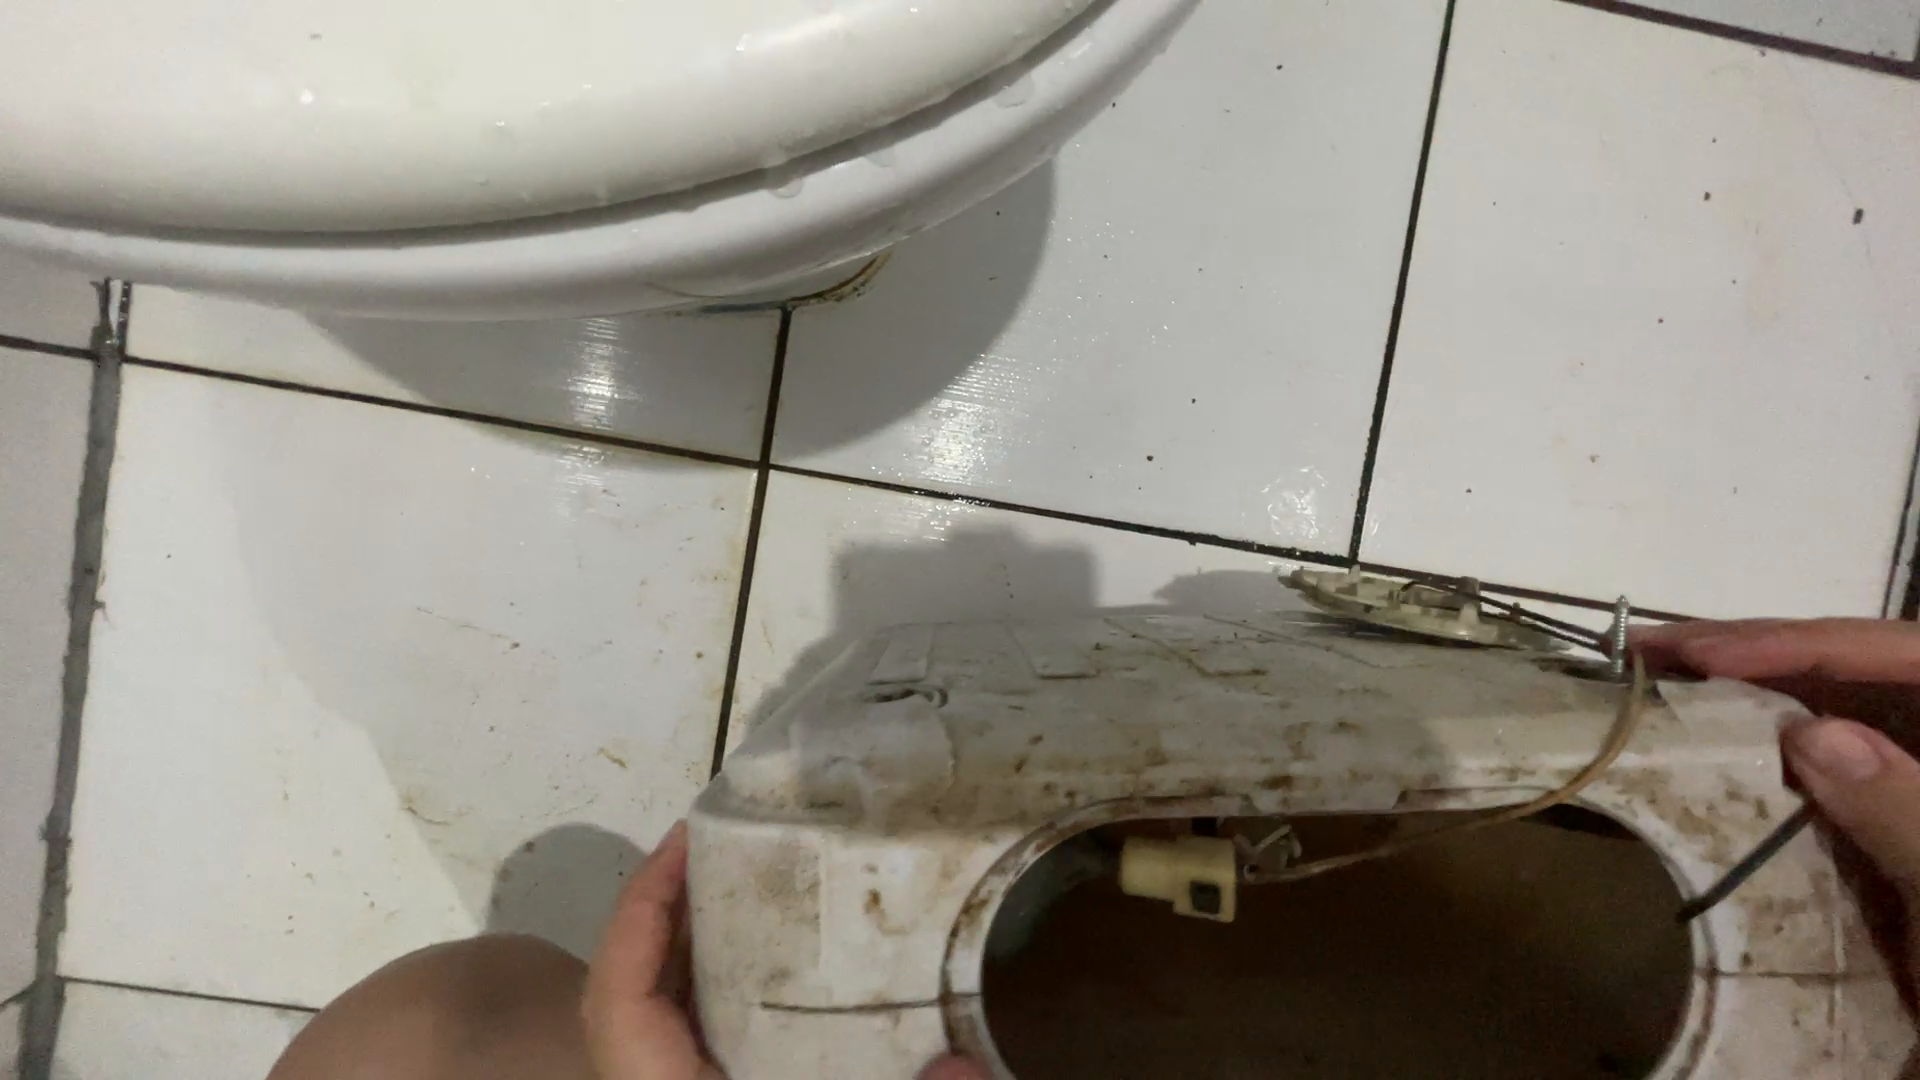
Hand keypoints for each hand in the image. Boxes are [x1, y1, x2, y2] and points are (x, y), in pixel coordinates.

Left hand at [582, 820, 993, 1079]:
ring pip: (660, 1001)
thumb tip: (965, 1066)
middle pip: (633, 982)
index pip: (620, 1000)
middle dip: (669, 901)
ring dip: (691, 931)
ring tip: (749, 875)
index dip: (641, 912)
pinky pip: (690, 1022)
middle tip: (731, 840)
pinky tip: (767, 952)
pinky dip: (714, 973)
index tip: (685, 839)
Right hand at [1632, 618, 1919, 1003]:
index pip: (1909, 655)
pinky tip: (1688, 720)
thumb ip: (1911, 818)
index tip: (1701, 654)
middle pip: (1855, 663)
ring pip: (1824, 698)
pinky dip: (1744, 729)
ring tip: (1648, 668)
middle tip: (1645, 648)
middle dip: (1752, 647)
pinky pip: (1809, 747)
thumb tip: (1810, 733)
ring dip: (1736, 678)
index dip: (1805, 642)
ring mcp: (1905, 772)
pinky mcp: (1875, 806)